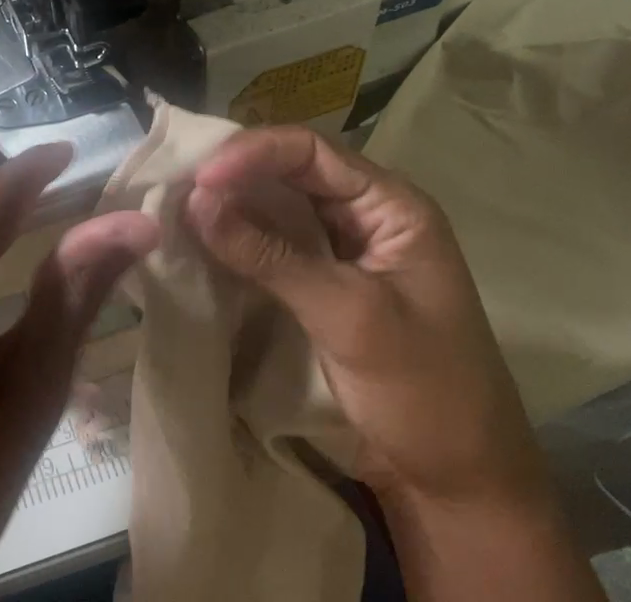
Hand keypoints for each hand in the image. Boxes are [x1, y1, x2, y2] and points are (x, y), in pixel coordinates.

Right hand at [187, 126, 606, 601]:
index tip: (200, 178)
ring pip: (276, 208)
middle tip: (174, 189)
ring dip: (229, 206)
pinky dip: (235, 241)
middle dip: (233, 174)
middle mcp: (366, 216)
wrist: (457, 478)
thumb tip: (195, 201)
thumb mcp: (349, 316)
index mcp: (393, 207)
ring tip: (174, 209)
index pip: (312, 152)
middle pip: (290, 172)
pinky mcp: (320, 285)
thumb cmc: (423, 390)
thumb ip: (271, 256)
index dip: (253, 154)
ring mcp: (342, 251)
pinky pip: (271, 246)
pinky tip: (198, 243)